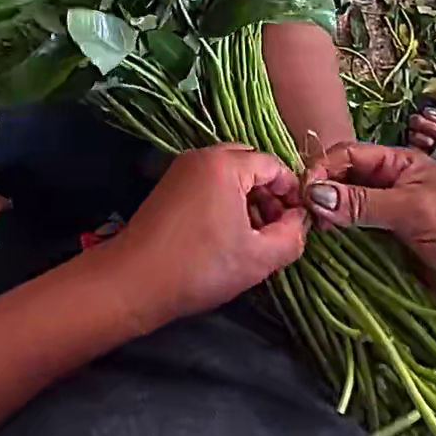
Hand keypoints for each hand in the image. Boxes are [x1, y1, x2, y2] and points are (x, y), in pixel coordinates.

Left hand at [101, 143, 307, 330]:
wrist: (134, 280)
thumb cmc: (201, 266)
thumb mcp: (258, 257)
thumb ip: (292, 235)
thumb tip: (300, 219)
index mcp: (225, 164)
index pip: (273, 164)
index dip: (291, 191)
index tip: (299, 221)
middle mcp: (202, 156)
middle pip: (249, 162)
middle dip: (269, 191)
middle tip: (277, 226)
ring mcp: (181, 168)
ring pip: (228, 171)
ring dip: (247, 195)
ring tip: (255, 234)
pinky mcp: (168, 184)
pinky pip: (208, 180)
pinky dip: (225, 197)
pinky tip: (227, 231)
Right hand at [305, 142, 435, 320]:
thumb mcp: (417, 211)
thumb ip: (364, 202)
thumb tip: (312, 194)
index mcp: (401, 162)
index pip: (348, 155)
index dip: (322, 169)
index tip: (301, 193)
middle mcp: (392, 185)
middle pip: (342, 180)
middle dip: (319, 192)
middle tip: (301, 217)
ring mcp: (392, 218)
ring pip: (346, 209)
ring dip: (327, 218)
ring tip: (310, 234)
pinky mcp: (393, 248)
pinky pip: (357, 237)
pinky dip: (340, 240)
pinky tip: (326, 248)